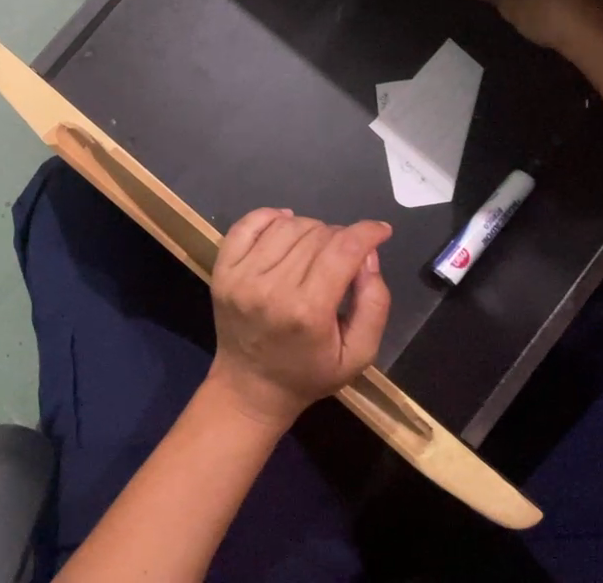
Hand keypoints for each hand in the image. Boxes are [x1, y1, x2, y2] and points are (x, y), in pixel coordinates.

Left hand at [205, 210, 392, 428]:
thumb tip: (369, 255)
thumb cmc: (309, 373)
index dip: (366, 233)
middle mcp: (270, 287)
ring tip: (319, 244)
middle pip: (315, 235)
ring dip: (309, 227)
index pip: (342, 251)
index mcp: (308, 311)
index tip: (380, 230)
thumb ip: (374, 305)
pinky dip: (269, 217)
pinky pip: (246, 225)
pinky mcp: (222, 270)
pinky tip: (285, 223)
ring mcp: (240, 276)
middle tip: (347, 252)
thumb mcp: (358, 354)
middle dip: (341, 236)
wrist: (250, 386)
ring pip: (285, 226)